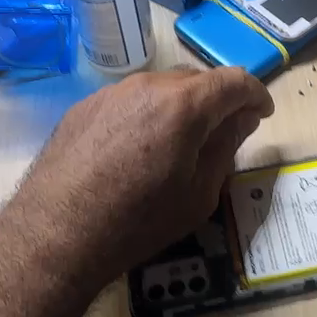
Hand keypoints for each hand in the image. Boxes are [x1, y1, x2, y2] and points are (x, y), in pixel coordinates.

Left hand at [6, 67, 273, 295]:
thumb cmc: (137, 222)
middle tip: (226, 131)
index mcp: (184, 105)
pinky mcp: (84, 107)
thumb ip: (225, 147)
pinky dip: (147, 114)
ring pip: (161, 87)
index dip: (256, 94)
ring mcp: (112, 93)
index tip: (262, 114)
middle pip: (197, 79)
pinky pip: (129, 100)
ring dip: (181, 105)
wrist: (54, 236)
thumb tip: (241, 118)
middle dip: (219, 100)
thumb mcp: (198, 194)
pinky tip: (137, 150)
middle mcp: (148, 86)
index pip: (234, 81)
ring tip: (180, 142)